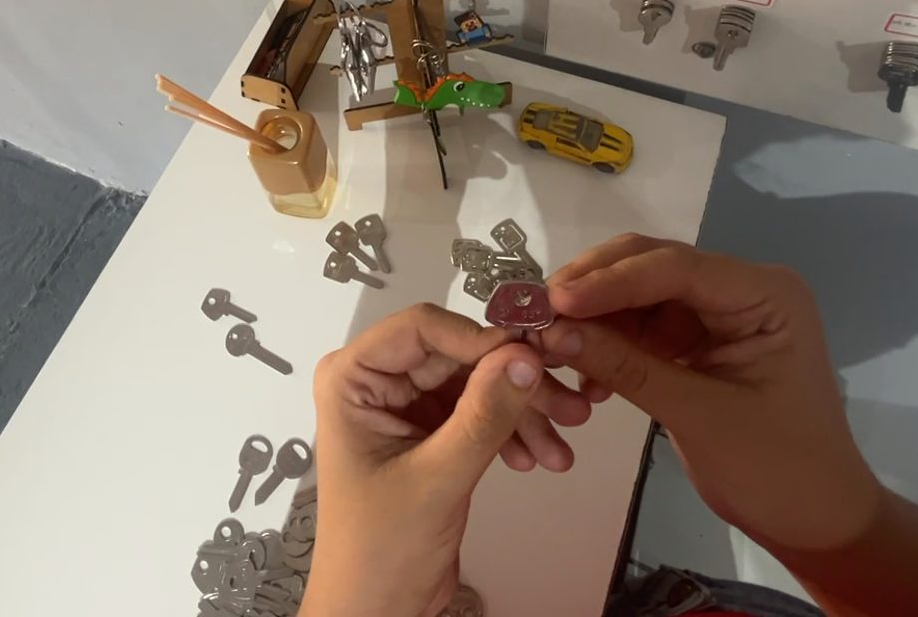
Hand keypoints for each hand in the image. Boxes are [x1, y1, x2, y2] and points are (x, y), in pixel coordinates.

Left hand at [300, 303, 591, 616]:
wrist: (376, 612)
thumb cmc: (377, 552)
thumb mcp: (434, 480)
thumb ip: (481, 416)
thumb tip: (522, 358)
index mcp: (352, 377)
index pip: (420, 329)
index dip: (477, 338)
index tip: (530, 357)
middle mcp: (376, 379)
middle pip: (456, 354)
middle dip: (512, 380)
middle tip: (565, 403)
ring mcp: (405, 402)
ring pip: (475, 380)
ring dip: (521, 409)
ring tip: (558, 445)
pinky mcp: (430, 427)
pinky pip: (479, 409)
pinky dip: (511, 429)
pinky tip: (535, 456)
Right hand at [537, 234, 882, 551]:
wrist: (813, 524)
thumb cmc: (778, 471)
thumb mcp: (700, 416)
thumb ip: (625, 366)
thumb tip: (552, 330)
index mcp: (763, 294)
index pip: (674, 267)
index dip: (610, 280)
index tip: (556, 300)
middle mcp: (735, 287)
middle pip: (647, 264)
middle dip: (591, 286)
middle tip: (537, 310)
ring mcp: (709, 309)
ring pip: (630, 289)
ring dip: (588, 312)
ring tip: (546, 336)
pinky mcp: (687, 333)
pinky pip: (631, 320)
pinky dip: (601, 338)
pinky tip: (576, 364)